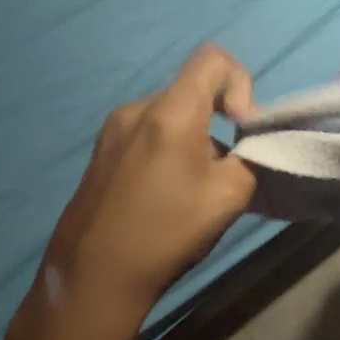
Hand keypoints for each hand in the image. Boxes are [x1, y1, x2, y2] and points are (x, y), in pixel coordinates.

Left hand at [32, 44, 258, 337]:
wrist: (90, 280)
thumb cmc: (166, 232)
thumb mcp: (231, 194)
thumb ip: (249, 156)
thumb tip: (243, 145)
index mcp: (171, 112)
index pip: (214, 59)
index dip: (241, 82)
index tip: (242, 126)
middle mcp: (137, 109)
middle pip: (193, 88)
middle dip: (220, 116)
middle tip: (227, 163)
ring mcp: (112, 130)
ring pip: (172, 112)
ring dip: (195, 135)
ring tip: (195, 183)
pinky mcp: (100, 153)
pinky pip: (148, 131)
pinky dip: (170, 147)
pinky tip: (166, 192)